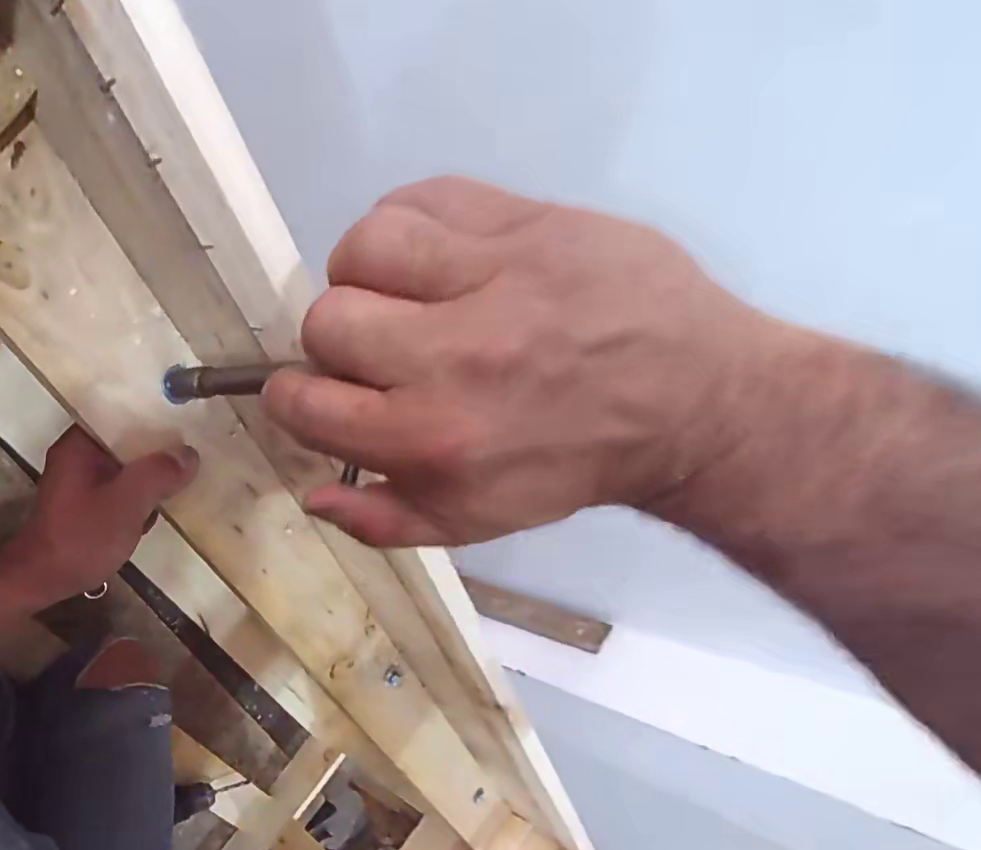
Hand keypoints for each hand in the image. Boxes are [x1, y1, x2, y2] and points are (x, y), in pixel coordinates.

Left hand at [0, 427, 197, 602]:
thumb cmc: (81, 539)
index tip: (184, 421)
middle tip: (191, 453)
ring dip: (149, 477)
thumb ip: (158, 475)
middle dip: (157, 450)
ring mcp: (81, 482)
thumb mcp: (126, 504)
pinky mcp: (85, 506)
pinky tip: (155, 510)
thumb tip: (189, 455)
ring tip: (182, 479)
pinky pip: (119, 490)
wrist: (43, 581)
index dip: (153, 416)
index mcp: (80, 445)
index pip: (120, 414)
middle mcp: (78, 457)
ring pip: (125, 468)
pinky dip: (137, 497)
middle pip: (126, 442)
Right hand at [261, 176, 814, 546]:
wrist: (686, 402)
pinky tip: (428, 257)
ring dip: (360, 276)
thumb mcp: (466, 522)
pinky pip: (423, 197)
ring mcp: (491, 279)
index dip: (293, 398)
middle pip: (325, 322)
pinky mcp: (529, 222)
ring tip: (395, 296)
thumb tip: (310, 493)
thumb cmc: (561, 470)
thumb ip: (378, 519)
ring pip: (363, 247)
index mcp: (428, 437)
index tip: (315, 395)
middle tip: (372, 353)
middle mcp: (450, 356)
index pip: (304, 401)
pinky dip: (406, 226)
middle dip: (332, 344)